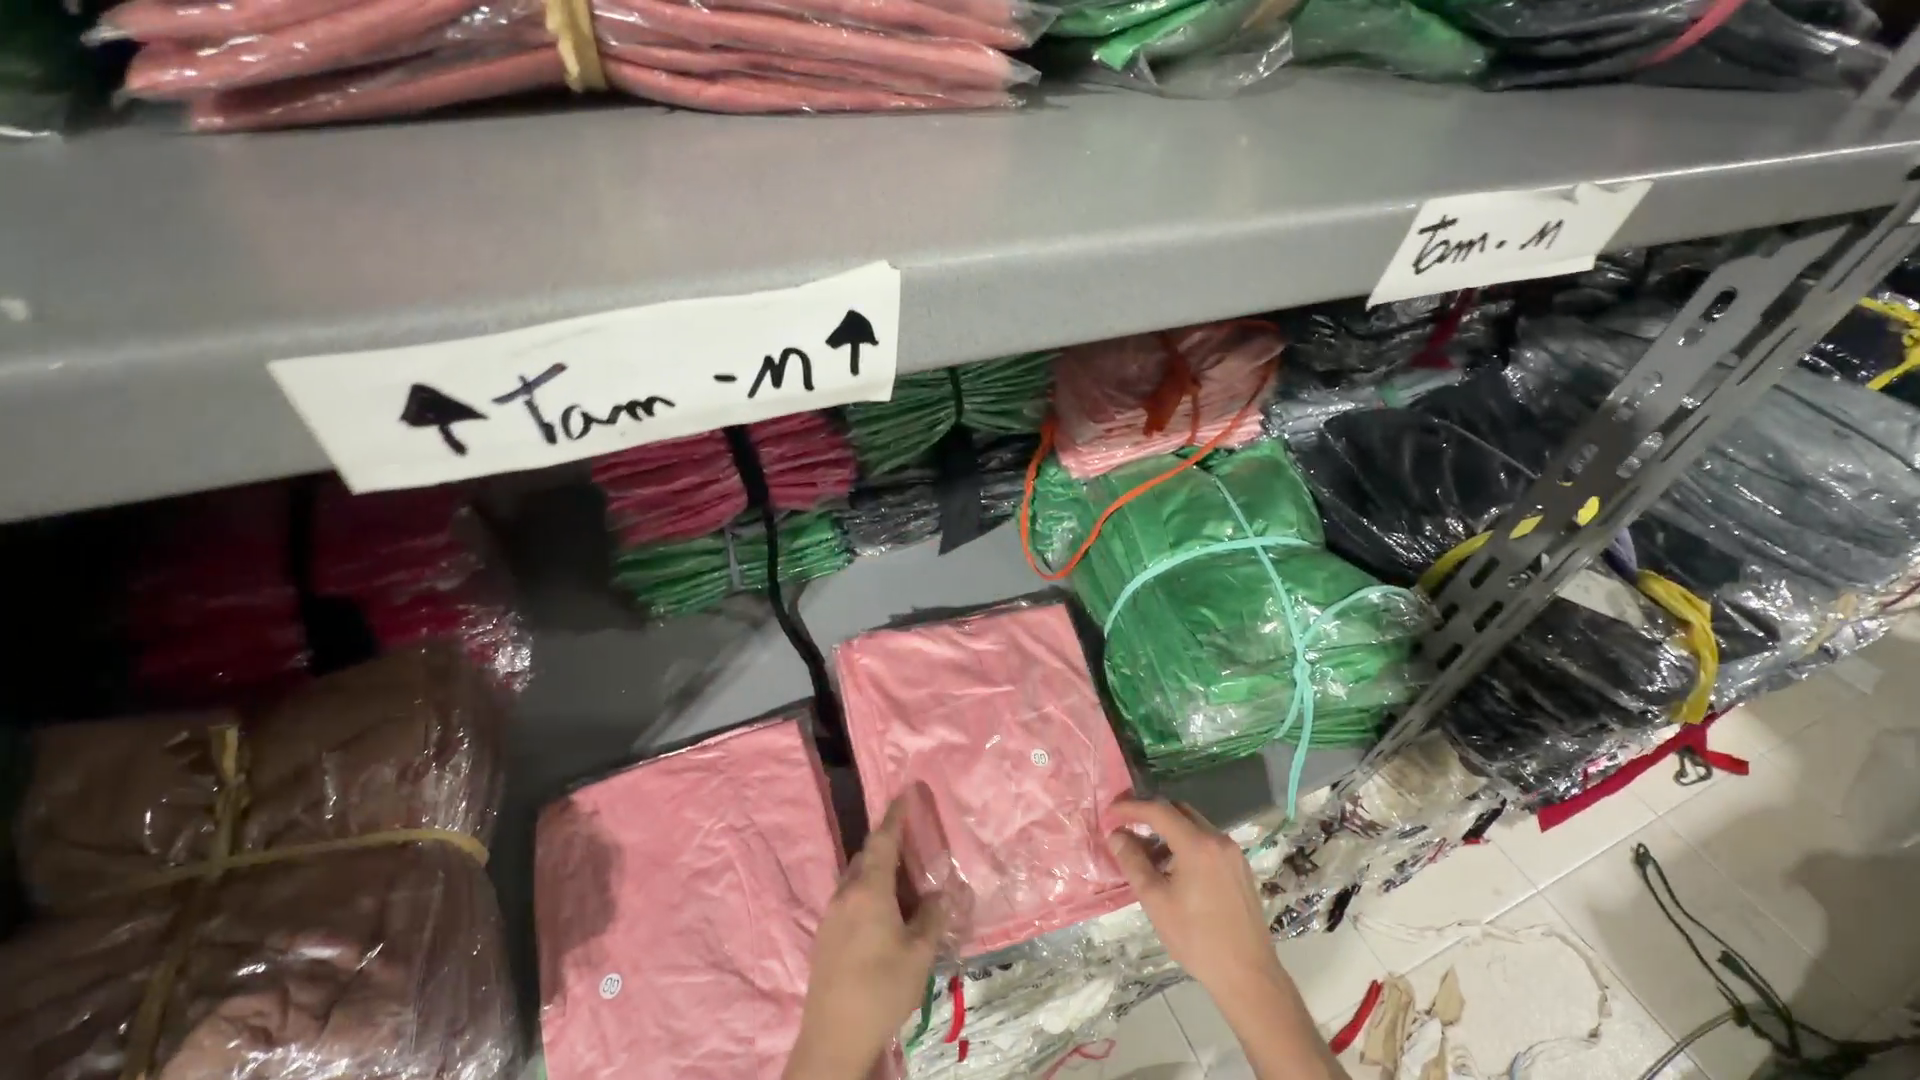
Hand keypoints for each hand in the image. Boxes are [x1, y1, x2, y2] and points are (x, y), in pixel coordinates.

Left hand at [785, 798, 949, 1079]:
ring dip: (878, 873)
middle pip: (866, 858)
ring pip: (856, 880)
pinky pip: (849, 900)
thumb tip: (941, 895)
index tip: (906, 792)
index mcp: (868, 891)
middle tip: (915, 848)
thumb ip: (932, 918)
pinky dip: (868, 894)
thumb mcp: (919, 955)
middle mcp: (844, 895)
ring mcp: (830, 916)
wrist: (834, 1036)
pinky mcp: (824, 937)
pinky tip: (885, 917)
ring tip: (905, 886)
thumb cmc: (881, 990)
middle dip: (889, 846)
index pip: (882, 841)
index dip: (896, 815)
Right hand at [1106, 798, 1284, 994]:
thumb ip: (1133, 862)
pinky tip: (1173, 870)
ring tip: (1146, 855)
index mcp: (1198, 845)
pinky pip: (1208, 843)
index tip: (1110, 813)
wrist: (1247, 974)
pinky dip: (1186, 845)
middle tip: (1126, 827)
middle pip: (1179, 811)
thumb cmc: (1196, 938)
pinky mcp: (1240, 869)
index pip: (1159, 810)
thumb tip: (1116, 836)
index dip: (1131, 807)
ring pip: (1195, 827)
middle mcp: (1219, 840)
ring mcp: (1233, 854)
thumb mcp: (1156, 901)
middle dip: (1151, 815)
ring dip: (1168, 832)